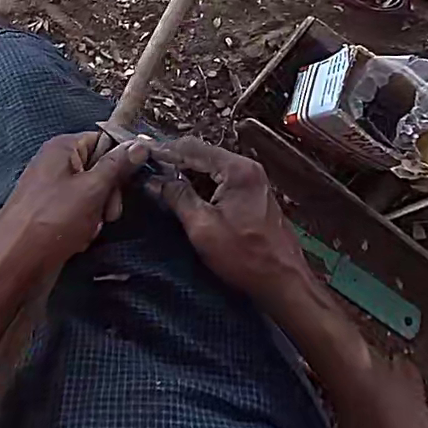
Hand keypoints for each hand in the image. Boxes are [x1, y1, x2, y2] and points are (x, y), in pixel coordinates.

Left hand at [0, 132, 150, 284]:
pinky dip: (81, 223)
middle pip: (99, 167)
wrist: (9, 267)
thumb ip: (118, 165)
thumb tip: (140, 143)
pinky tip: (77, 238)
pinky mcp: (45, 212)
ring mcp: (48, 188)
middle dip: (108, 193)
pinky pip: (75, 209)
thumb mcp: (92, 189)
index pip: (105, 140)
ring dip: (96, 213)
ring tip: (87, 230)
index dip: (120, 161)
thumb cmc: (52, 221)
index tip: (129, 182)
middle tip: (108, 214)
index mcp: (62, 147)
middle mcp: (54, 162)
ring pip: (90, 192)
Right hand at [146, 139, 318, 316]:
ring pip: (213, 166)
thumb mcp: (203, 228)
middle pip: (205, 154)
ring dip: (188, 169)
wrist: (283, 279)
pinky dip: (202, 180)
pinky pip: (222, 177)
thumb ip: (179, 197)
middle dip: (176, 158)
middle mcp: (248, 167)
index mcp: (237, 169)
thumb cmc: (244, 256)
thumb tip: (157, 180)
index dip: (167, 150)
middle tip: (148, 163)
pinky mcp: (254, 193)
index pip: (195, 148)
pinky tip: (186, 187)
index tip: (144, 153)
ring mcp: (253, 179)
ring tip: (161, 173)